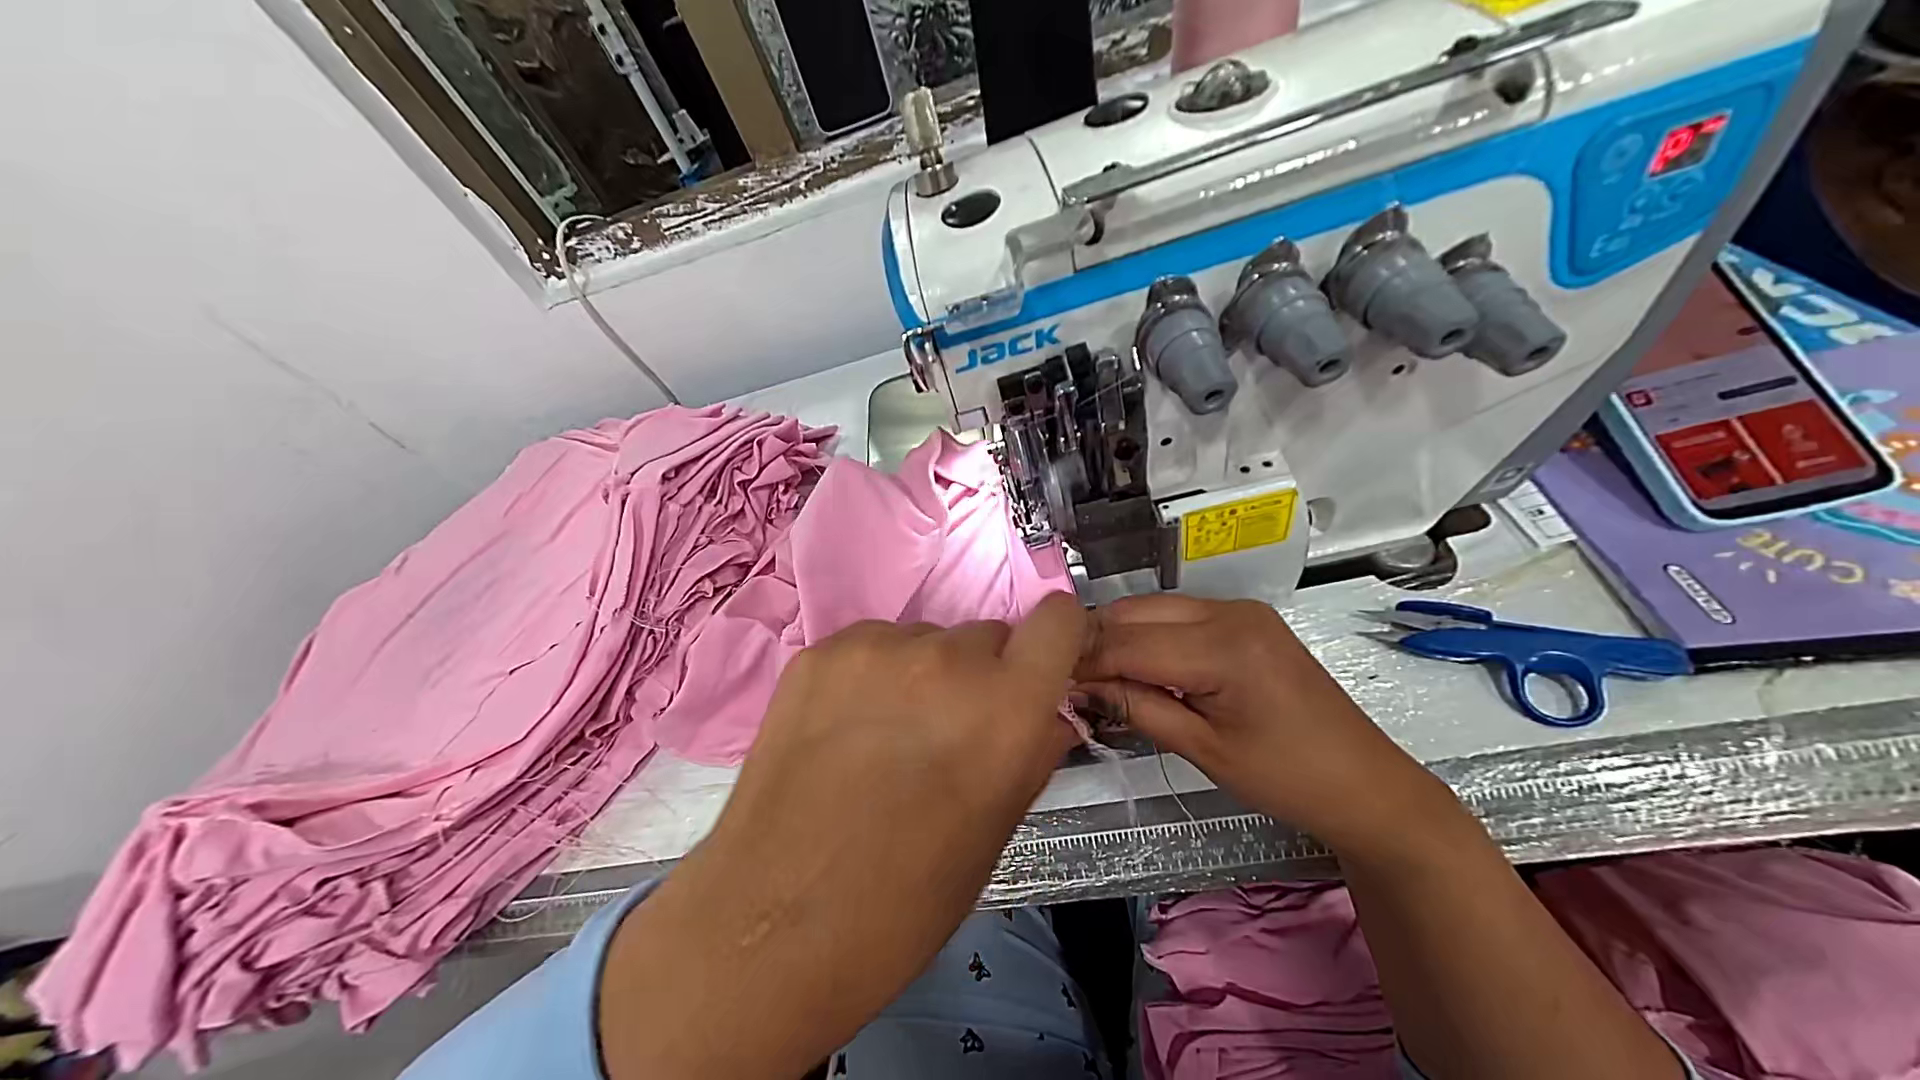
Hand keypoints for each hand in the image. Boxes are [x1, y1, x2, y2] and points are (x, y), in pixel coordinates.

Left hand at [598, 593, 1086, 1078]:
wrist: (775, 922)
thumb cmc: (906, 900)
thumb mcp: (995, 830)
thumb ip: (1031, 752)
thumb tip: (1047, 714)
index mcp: (1007, 706)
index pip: (1058, 620)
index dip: (1053, 641)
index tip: (1037, 669)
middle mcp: (946, 659)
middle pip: (986, 635)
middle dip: (981, 675)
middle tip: (947, 731)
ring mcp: (875, 649)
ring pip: (925, 640)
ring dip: (922, 675)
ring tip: (886, 737)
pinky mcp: (819, 653)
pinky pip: (870, 647)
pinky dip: (871, 676)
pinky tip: (845, 731)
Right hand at [1077, 594, 1453, 853]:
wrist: (1366, 784)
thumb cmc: (1287, 778)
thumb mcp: (1203, 750)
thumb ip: (1138, 707)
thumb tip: (1079, 687)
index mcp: (1223, 647)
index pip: (1127, 642)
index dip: (1082, 661)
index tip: (1048, 682)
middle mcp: (1230, 612)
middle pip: (1135, 612)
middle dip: (1094, 642)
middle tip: (1063, 678)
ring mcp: (1241, 611)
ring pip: (1153, 608)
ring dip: (1119, 636)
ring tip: (1092, 674)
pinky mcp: (1246, 620)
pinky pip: (1178, 616)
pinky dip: (1148, 636)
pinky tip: (1134, 665)